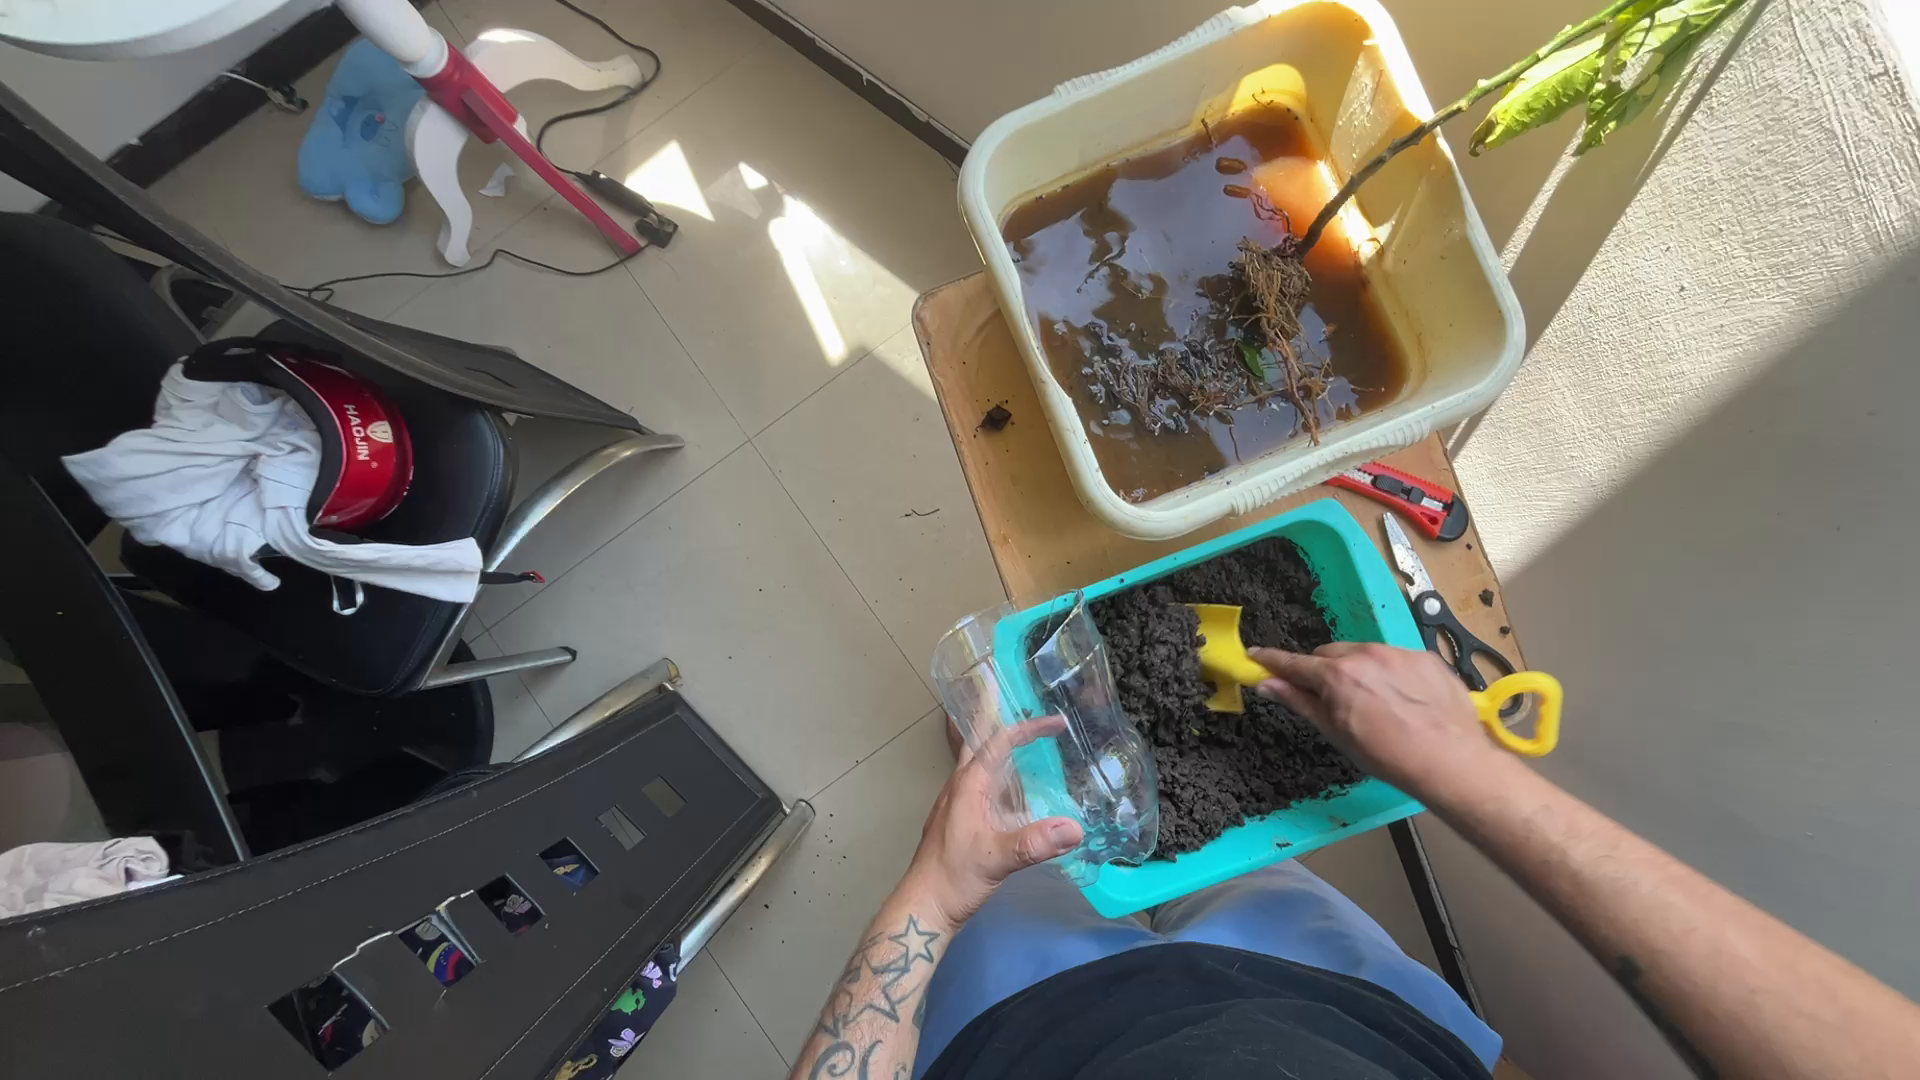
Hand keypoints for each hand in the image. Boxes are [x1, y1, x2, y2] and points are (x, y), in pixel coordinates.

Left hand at [898, 717, 1083, 928]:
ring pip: (981, 761)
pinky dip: (1001, 772)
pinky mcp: (962, 818)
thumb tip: (1075, 827)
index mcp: (969, 783)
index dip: (1027, 728)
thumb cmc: (955, 876)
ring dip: (1001, 745)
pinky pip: (984, 782)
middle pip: (980, 740)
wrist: (925, 905)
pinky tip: (1016, 788)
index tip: (1056, 723)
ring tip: (1027, 737)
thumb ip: (1034, 843)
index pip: (998, 741)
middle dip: (998, 717)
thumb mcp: (997, 859)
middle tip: (1022, 700)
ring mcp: (959, 801)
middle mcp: (962, 784)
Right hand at [1249, 643, 1501, 797]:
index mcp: (1337, 675)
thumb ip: (1299, 702)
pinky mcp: (1425, 657)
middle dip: (1324, 671)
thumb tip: (1266, 684)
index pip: (1294, 662)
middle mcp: (1364, 654)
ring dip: (1358, 669)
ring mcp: (1397, 653)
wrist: (1453, 763)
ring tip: (1376, 701)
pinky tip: (1404, 699)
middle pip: (1328, 654)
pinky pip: (1394, 658)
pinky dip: (1390, 672)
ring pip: (1362, 653)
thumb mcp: (1336, 732)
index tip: (1256, 656)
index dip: (1272, 660)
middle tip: (1334, 698)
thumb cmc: (1388, 756)